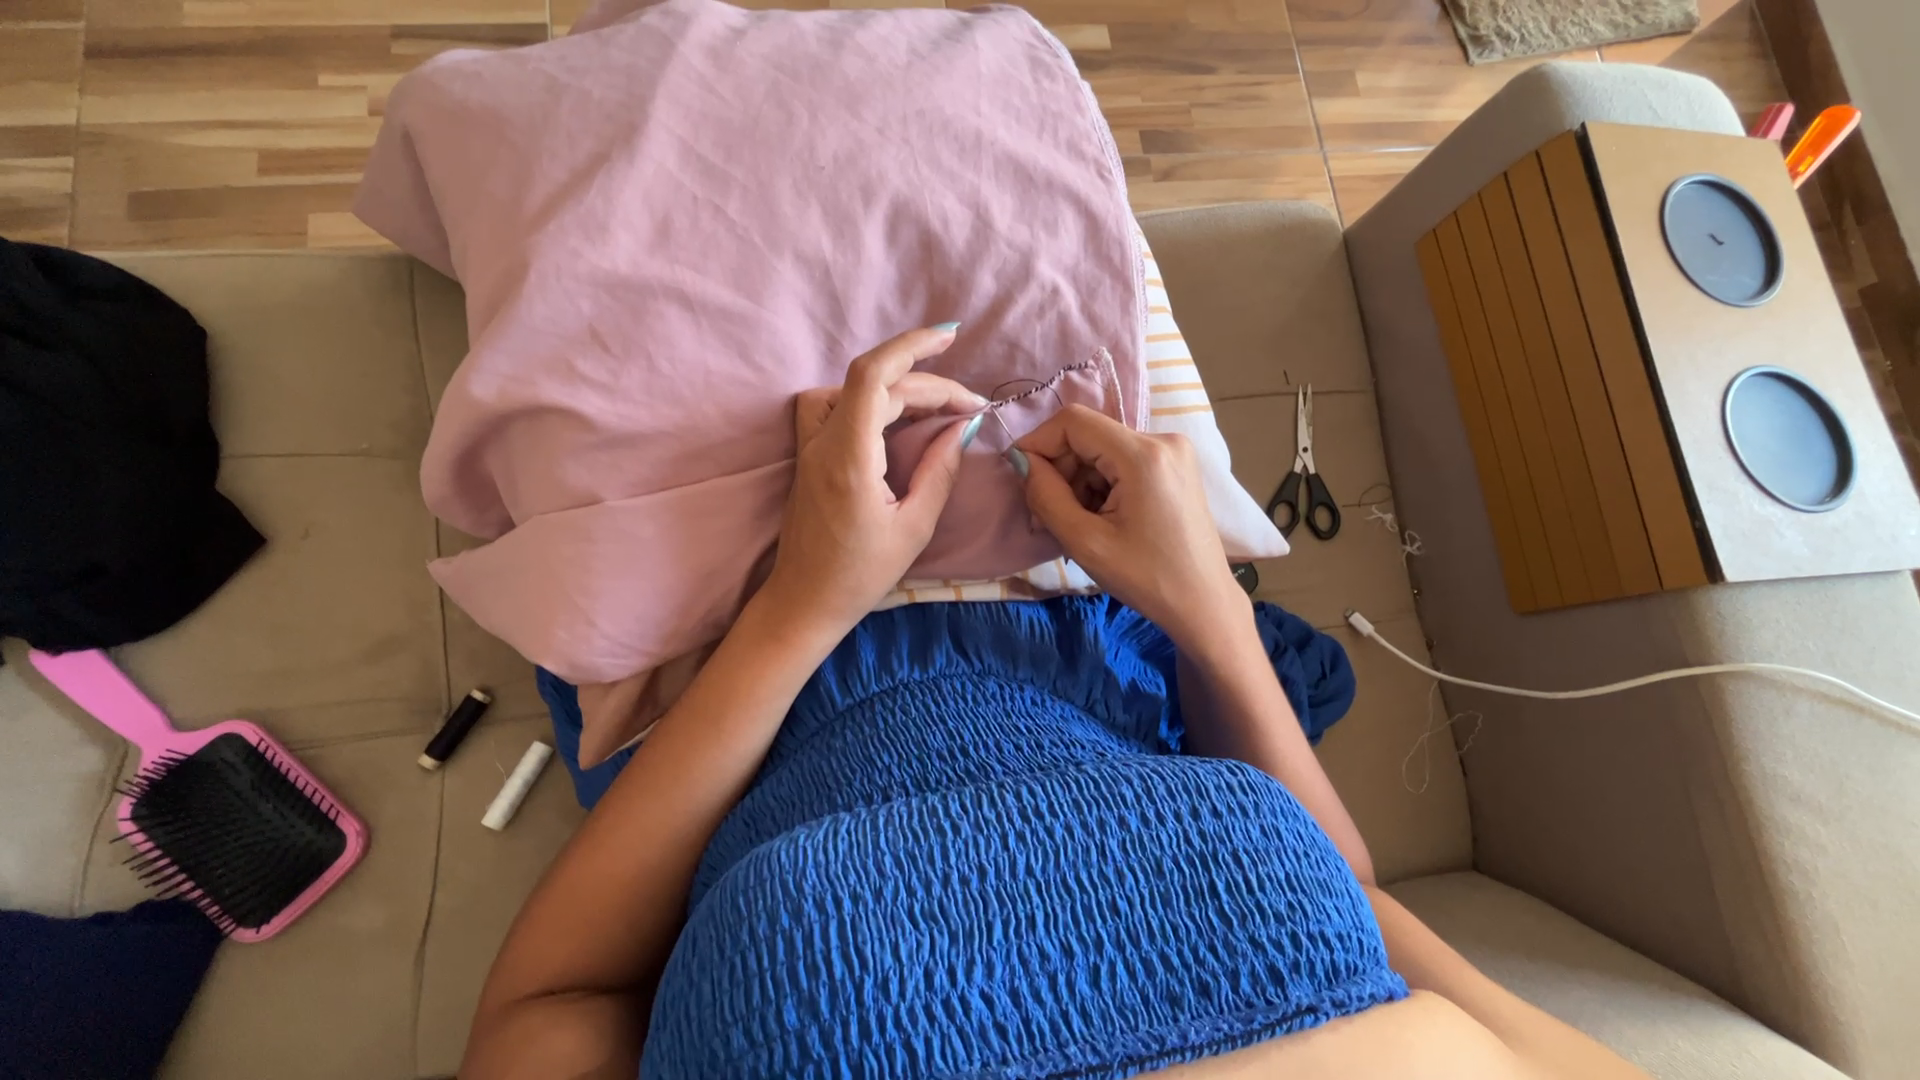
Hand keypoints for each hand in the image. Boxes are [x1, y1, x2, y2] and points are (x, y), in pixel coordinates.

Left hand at [758, 325, 984, 638]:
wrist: (802, 601)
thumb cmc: (860, 575)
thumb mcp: (914, 528)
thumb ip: (940, 470)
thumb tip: (963, 425)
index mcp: (849, 457)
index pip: (874, 376)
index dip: (912, 346)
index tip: (952, 338)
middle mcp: (823, 440)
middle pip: (875, 382)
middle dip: (928, 385)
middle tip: (969, 409)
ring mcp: (810, 444)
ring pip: (852, 387)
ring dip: (898, 385)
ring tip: (936, 405)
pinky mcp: (809, 452)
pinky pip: (838, 404)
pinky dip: (871, 398)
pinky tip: (894, 416)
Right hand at [1015, 404, 1249, 649]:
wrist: (1203, 604)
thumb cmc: (1146, 578)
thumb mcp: (1085, 542)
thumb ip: (1046, 495)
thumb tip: (1022, 461)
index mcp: (1143, 454)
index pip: (1074, 421)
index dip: (1039, 443)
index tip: (1021, 478)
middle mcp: (1162, 439)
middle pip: (1089, 436)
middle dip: (1060, 470)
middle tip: (1045, 516)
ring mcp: (1173, 452)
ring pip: (1103, 450)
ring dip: (1079, 482)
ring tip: (1075, 525)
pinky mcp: (1175, 467)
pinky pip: (1122, 462)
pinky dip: (1101, 485)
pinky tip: (1100, 519)